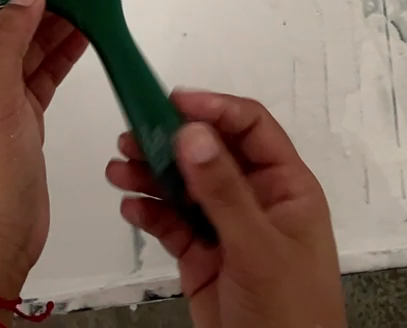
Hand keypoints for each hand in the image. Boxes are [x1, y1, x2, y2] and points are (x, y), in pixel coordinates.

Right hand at [106, 91, 345, 327]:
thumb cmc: (289, 316)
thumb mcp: (258, 249)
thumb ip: (223, 190)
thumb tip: (191, 131)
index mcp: (285, 187)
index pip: (250, 127)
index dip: (214, 108)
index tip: (172, 101)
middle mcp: (255, 198)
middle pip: (209, 151)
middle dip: (169, 141)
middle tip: (130, 134)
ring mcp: (227, 227)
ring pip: (185, 184)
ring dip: (151, 173)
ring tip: (117, 169)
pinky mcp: (202, 256)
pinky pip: (172, 221)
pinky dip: (149, 211)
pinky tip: (130, 205)